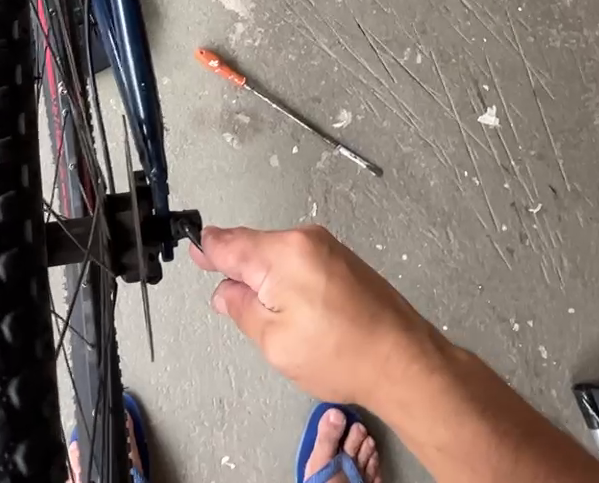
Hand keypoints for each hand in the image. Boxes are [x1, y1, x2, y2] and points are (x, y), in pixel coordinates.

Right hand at [190, 225, 441, 406]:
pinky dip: (289, 279)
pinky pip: (299, 259)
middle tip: (241, 308)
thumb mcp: (274, 342)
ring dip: (267, 279)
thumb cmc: (342, 354)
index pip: (229, 242)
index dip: (207, 249)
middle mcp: (303, 238)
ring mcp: (325, 244)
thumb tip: (224, 292)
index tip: (194, 250)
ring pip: (276, 255)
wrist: (403, 360)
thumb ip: (241, 309)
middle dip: (241, 273)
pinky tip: (301, 312)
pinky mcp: (340, 256)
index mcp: (281, 253)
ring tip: (282, 322)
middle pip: (253, 247)